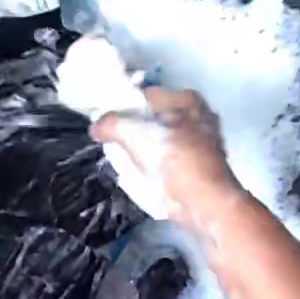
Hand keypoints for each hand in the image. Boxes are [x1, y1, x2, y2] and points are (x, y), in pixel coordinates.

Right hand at [94, 87, 247, 234]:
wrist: (203, 202)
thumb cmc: (175, 162)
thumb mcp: (136, 136)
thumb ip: (112, 125)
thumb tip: (96, 127)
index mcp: (186, 100)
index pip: (143, 96)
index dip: (121, 108)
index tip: (105, 125)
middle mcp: (195, 116)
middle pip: (150, 118)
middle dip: (130, 131)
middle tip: (114, 145)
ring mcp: (198, 142)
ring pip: (156, 139)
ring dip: (140, 150)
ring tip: (127, 163)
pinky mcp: (195, 166)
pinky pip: (162, 159)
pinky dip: (151, 165)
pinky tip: (143, 176)